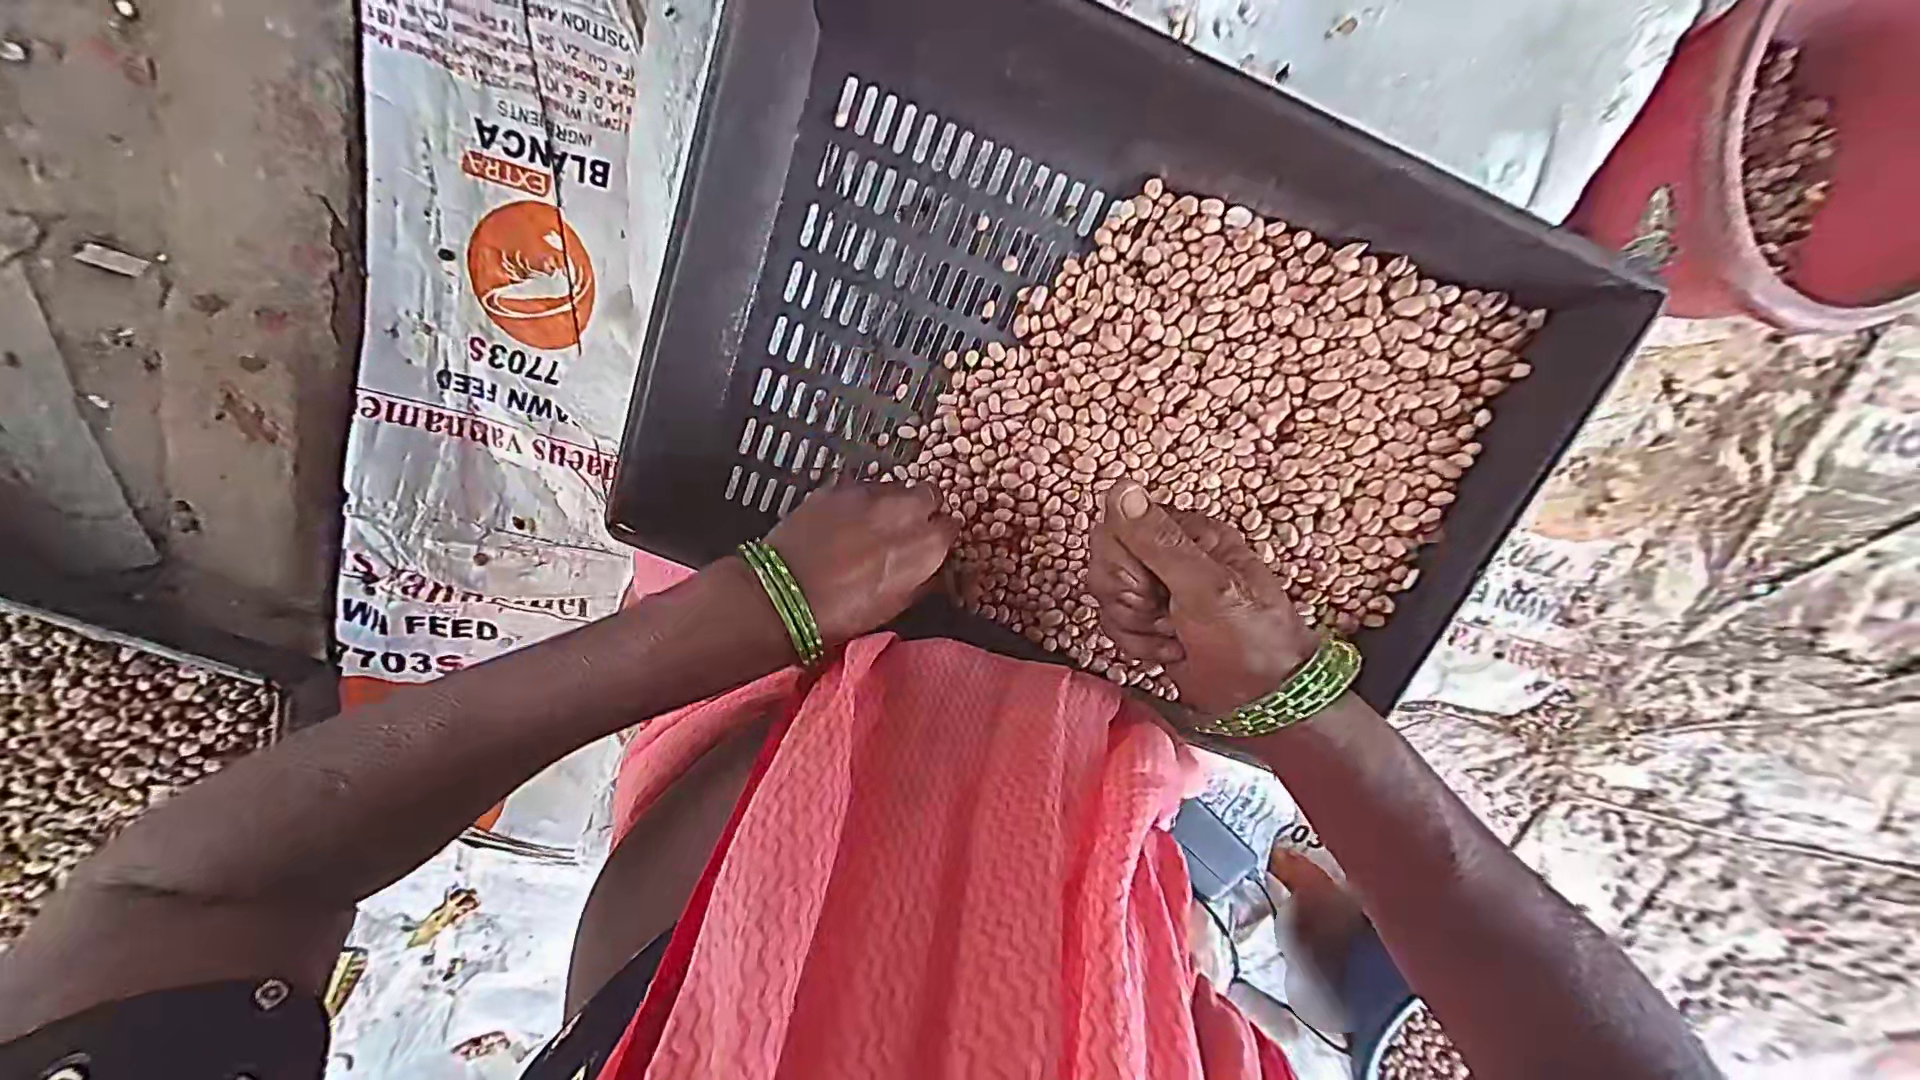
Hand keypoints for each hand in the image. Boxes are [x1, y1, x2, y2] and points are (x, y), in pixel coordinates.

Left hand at [762, 480, 957, 643]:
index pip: (951, 526)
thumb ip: (922, 579)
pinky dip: (860, 502)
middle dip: (922, 509)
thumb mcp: (895, 605)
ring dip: (891, 504)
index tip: (930, 547)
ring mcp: (869, 493)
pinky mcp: (837, 486)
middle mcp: (904, 509)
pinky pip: (861, 488)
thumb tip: (933, 568)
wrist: (782, 595)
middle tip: (904, 530)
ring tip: (870, 526)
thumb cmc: (843, 614)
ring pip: (895, 488)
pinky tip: (844, 521)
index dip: (939, 537)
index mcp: (925, 544)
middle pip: (928, 494)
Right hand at [1087, 479, 1319, 714]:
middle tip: (1166, 613)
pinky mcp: (1146, 620)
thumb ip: (1158, 540)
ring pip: (1104, 595)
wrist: (1265, 701)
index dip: (1124, 562)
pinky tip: (1169, 649)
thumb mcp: (1206, 587)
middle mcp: (1165, 555)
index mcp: (1186, 532)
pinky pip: (1112, 622)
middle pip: (1104, 562)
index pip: (1116, 527)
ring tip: (1173, 633)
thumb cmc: (1249, 639)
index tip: (1152, 588)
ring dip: (1134, 624)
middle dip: (1128, 597)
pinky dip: (1136, 643)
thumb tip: (1121, 488)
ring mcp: (1155, 588)